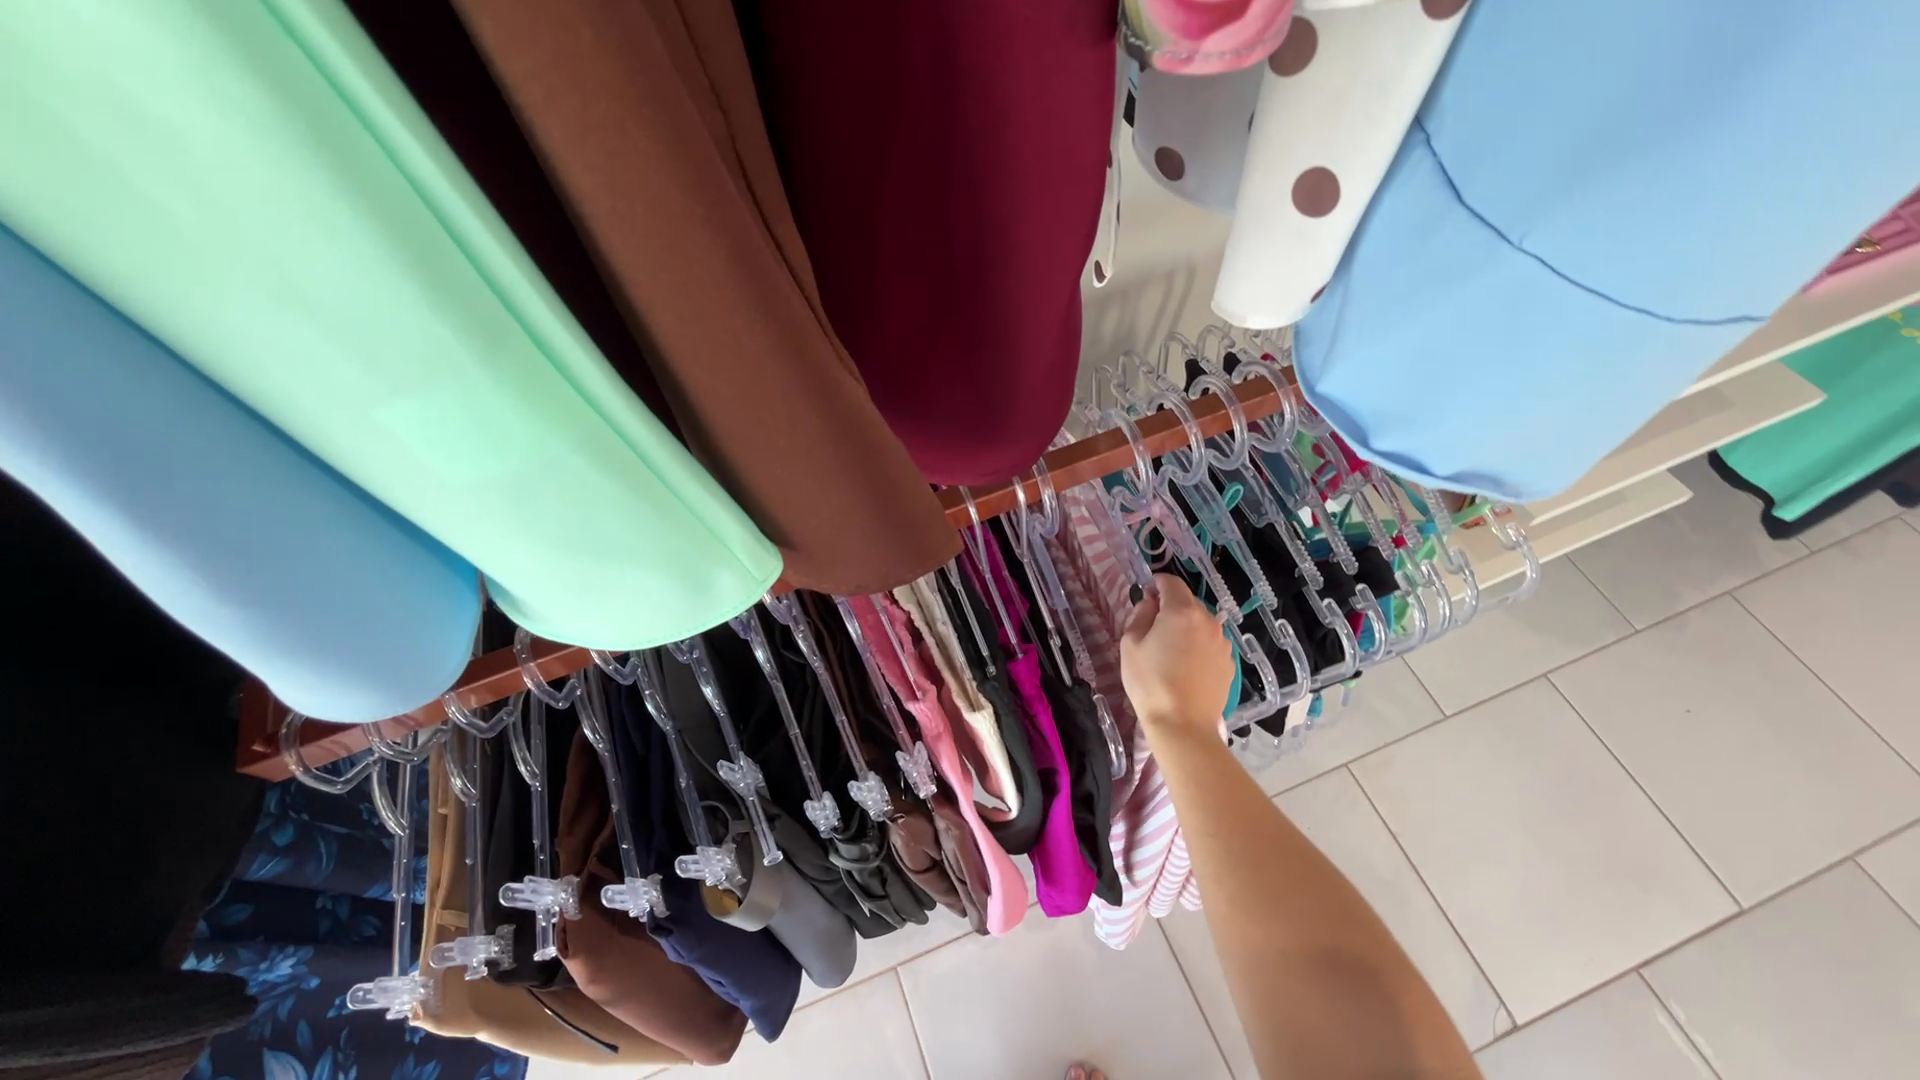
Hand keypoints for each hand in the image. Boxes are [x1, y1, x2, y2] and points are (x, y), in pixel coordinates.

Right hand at [1120, 574, 1234, 738]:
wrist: (1182, 724)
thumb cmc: (1150, 682)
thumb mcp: (1130, 645)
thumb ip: (1139, 615)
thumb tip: (1149, 603)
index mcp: (1182, 611)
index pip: (1171, 582)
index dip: (1157, 583)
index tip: (1146, 593)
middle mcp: (1208, 621)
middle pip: (1188, 603)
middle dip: (1171, 608)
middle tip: (1153, 628)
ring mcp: (1222, 643)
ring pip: (1201, 625)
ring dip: (1186, 628)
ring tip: (1170, 652)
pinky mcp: (1229, 663)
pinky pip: (1210, 645)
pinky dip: (1198, 647)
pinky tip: (1186, 668)